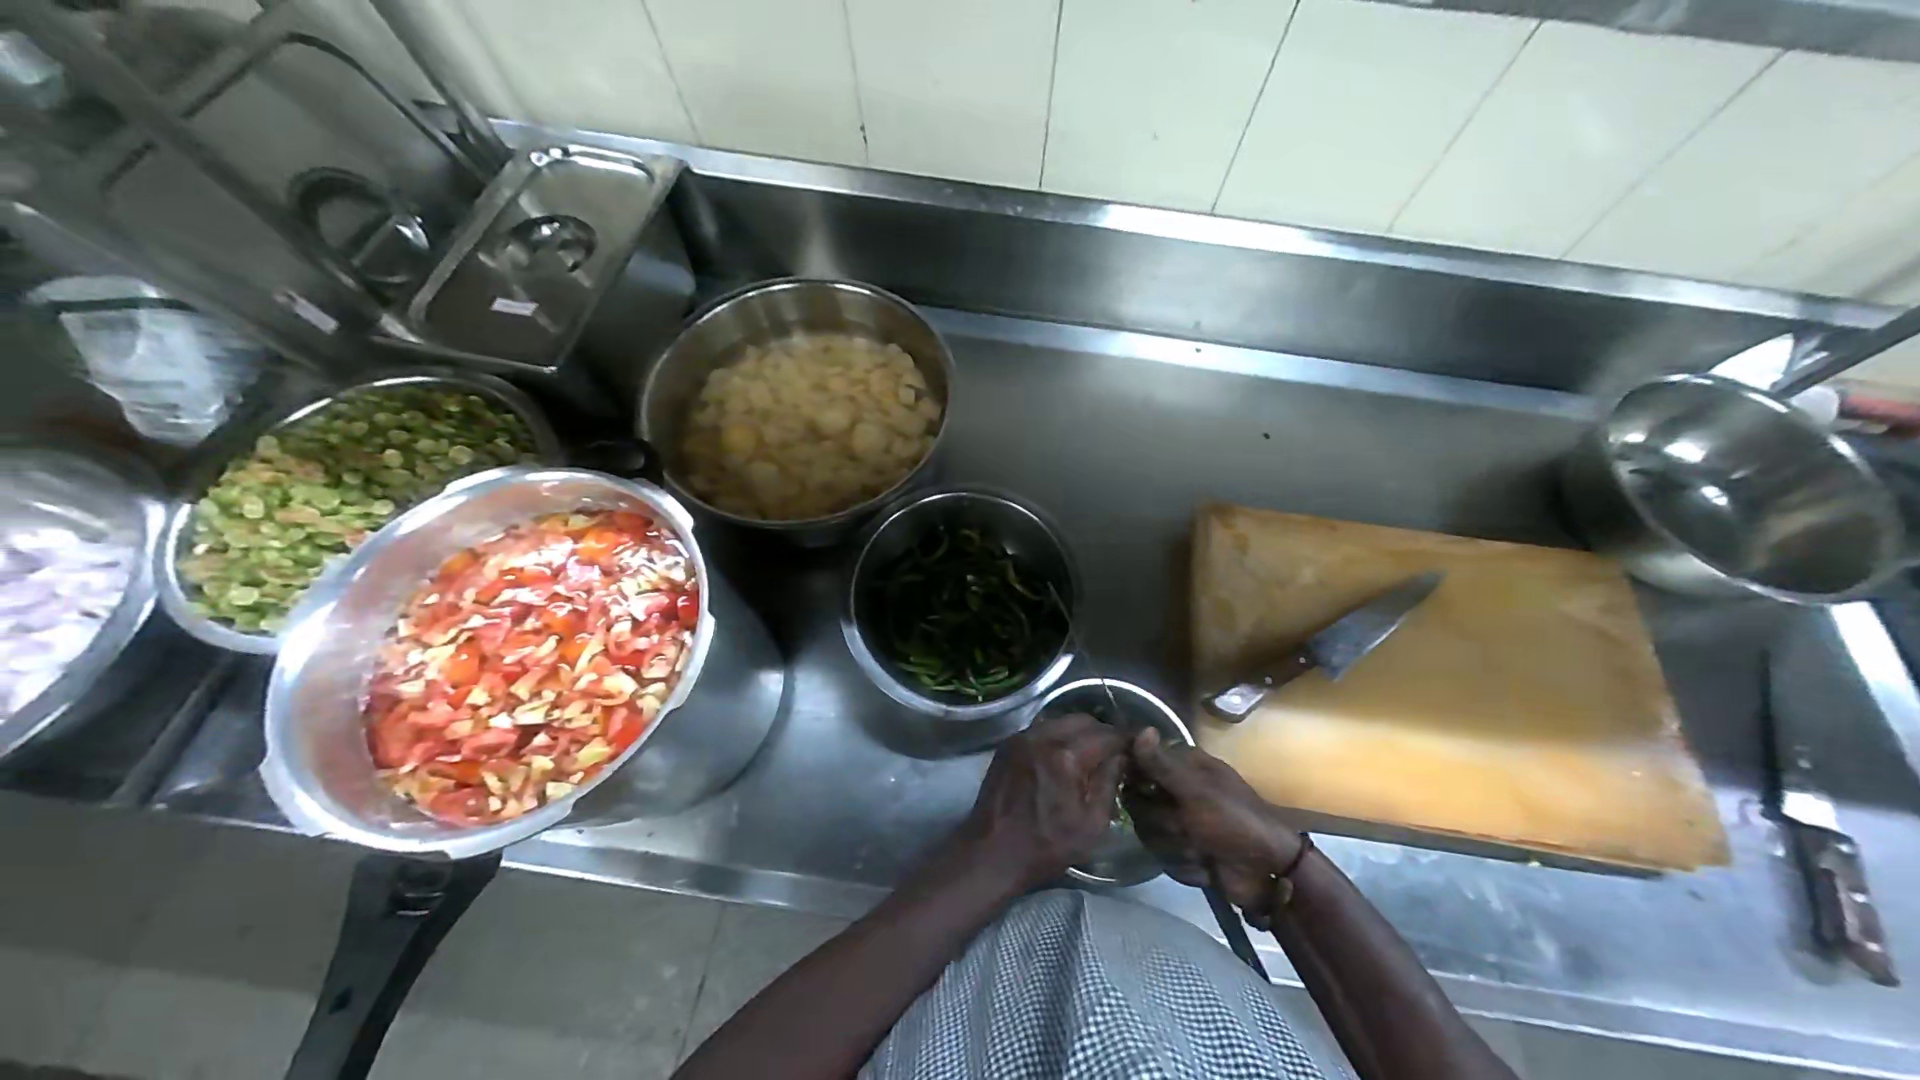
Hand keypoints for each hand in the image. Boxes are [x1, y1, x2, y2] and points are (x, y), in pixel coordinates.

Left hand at [947, 711, 1127, 893]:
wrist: (990, 852)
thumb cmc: (1045, 845)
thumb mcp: (1092, 824)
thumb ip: (1109, 783)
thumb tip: (1121, 756)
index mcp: (1065, 756)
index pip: (1107, 734)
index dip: (1126, 739)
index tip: (1138, 746)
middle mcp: (1042, 736)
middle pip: (1083, 720)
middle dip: (1103, 733)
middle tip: (1114, 753)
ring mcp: (1022, 737)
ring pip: (1060, 721)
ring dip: (1079, 733)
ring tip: (1089, 756)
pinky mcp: (1008, 744)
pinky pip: (1042, 729)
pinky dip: (1057, 736)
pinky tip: (1063, 757)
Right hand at [1126, 728, 1303, 928]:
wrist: (1268, 871)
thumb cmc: (1235, 820)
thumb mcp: (1198, 790)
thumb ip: (1162, 764)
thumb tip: (1141, 728)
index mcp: (1182, 766)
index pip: (1139, 763)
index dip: (1137, 779)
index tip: (1146, 791)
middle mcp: (1175, 791)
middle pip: (1138, 804)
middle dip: (1164, 823)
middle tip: (1188, 826)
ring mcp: (1177, 823)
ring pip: (1148, 833)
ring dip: (1177, 847)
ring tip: (1202, 850)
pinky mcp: (1180, 851)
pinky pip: (1162, 858)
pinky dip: (1185, 866)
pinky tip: (1206, 865)